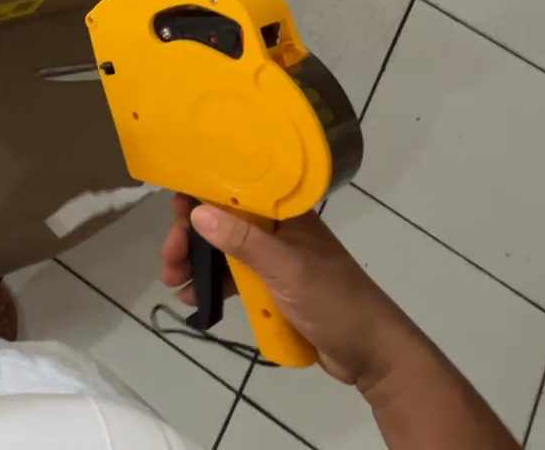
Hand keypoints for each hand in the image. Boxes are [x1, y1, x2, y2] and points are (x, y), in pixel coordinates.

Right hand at [159, 194, 414, 386]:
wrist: (375, 356)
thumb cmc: (335, 302)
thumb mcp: (286, 269)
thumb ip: (242, 240)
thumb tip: (197, 211)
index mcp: (284, 213)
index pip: (234, 188)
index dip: (201, 193)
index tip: (174, 206)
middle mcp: (276, 228)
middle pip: (221, 220)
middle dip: (190, 236)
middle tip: (169, 256)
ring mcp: (274, 258)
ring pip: (223, 249)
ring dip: (195, 262)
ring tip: (172, 280)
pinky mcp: (272, 286)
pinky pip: (233, 277)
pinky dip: (211, 284)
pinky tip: (192, 296)